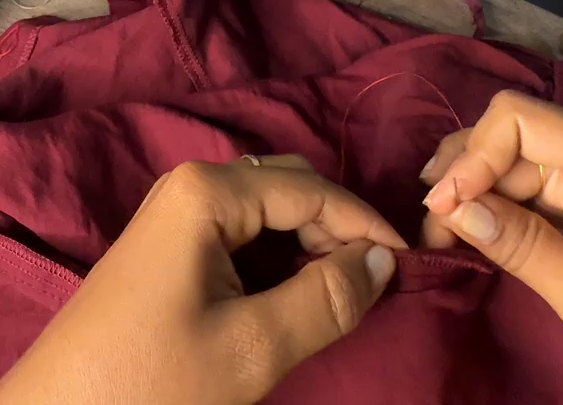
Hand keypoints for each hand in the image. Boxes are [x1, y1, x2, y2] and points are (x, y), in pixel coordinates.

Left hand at [0, 155, 404, 404]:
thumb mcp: (250, 347)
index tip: (409, 263)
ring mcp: (176, 209)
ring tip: (339, 291)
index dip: (363, 222)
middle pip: (287, 186)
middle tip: (372, 283)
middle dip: (335, 226)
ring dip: (308, 240)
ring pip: (266, 207)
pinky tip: (294, 290)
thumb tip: (383, 261)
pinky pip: (240, 228)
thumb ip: (325, 299)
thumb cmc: (153, 378)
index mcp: (208, 190)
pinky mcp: (170, 240)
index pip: (309, 188)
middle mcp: (192, 182)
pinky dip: (277, 253)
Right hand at [420, 91, 562, 404]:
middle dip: (463, 172)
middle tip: (430, 225)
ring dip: (470, 189)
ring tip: (439, 230)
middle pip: (508, 135)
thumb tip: (451, 206)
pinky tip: (467, 229)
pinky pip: (526, 190)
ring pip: (510, 160)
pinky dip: (490, 206)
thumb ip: (524, 248)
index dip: (473, 153)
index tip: (445, 208)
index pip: (519, 118)